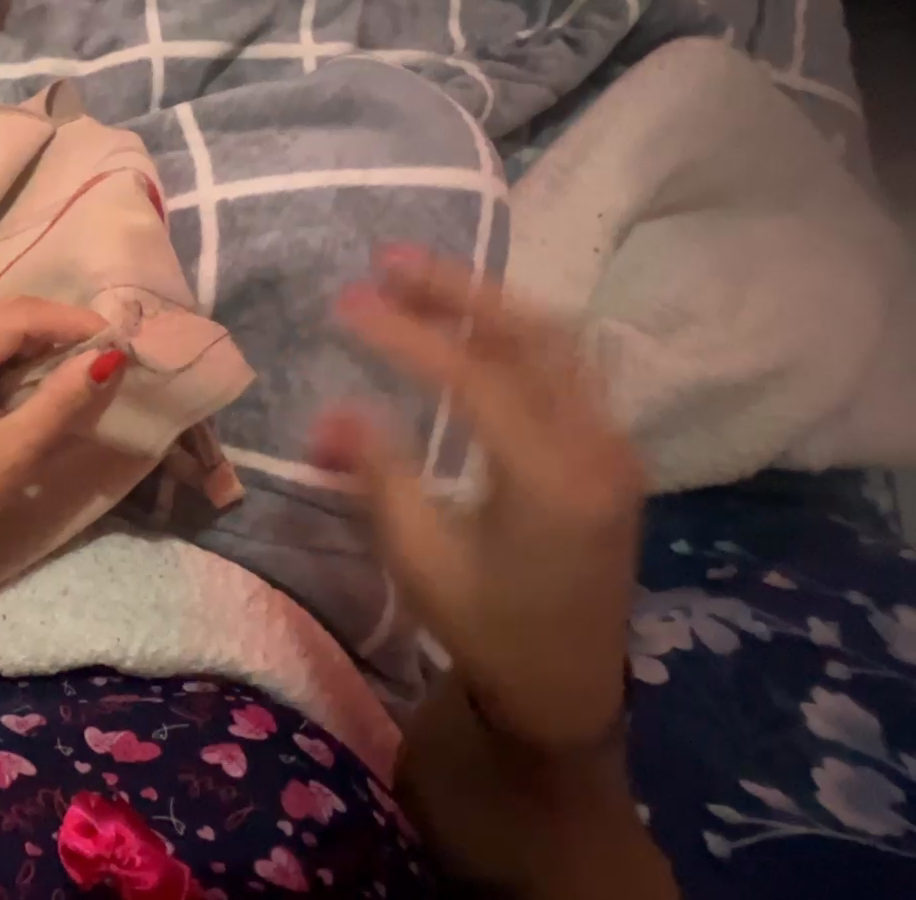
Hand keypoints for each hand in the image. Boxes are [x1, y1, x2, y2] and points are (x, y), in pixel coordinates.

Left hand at [0, 298, 126, 624]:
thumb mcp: (14, 452)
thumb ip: (61, 400)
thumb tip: (110, 356)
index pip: (16, 318)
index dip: (70, 321)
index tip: (117, 337)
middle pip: (2, 311)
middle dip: (56, 325)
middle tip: (103, 348)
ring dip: (35, 333)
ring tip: (79, 355)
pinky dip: (10, 345)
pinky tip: (38, 363)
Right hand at [315, 247, 644, 751]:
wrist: (563, 681)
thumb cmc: (482, 624)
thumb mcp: (416, 557)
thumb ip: (378, 474)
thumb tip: (330, 411)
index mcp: (551, 479)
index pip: (475, 376)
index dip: (405, 333)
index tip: (346, 300)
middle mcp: (596, 446)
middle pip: (535, 335)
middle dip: (459, 288)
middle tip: (390, 259)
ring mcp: (610, 444)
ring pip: (558, 343)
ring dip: (488, 302)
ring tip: (419, 277)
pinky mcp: (603, 449)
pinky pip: (563, 366)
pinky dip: (512, 331)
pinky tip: (468, 324)